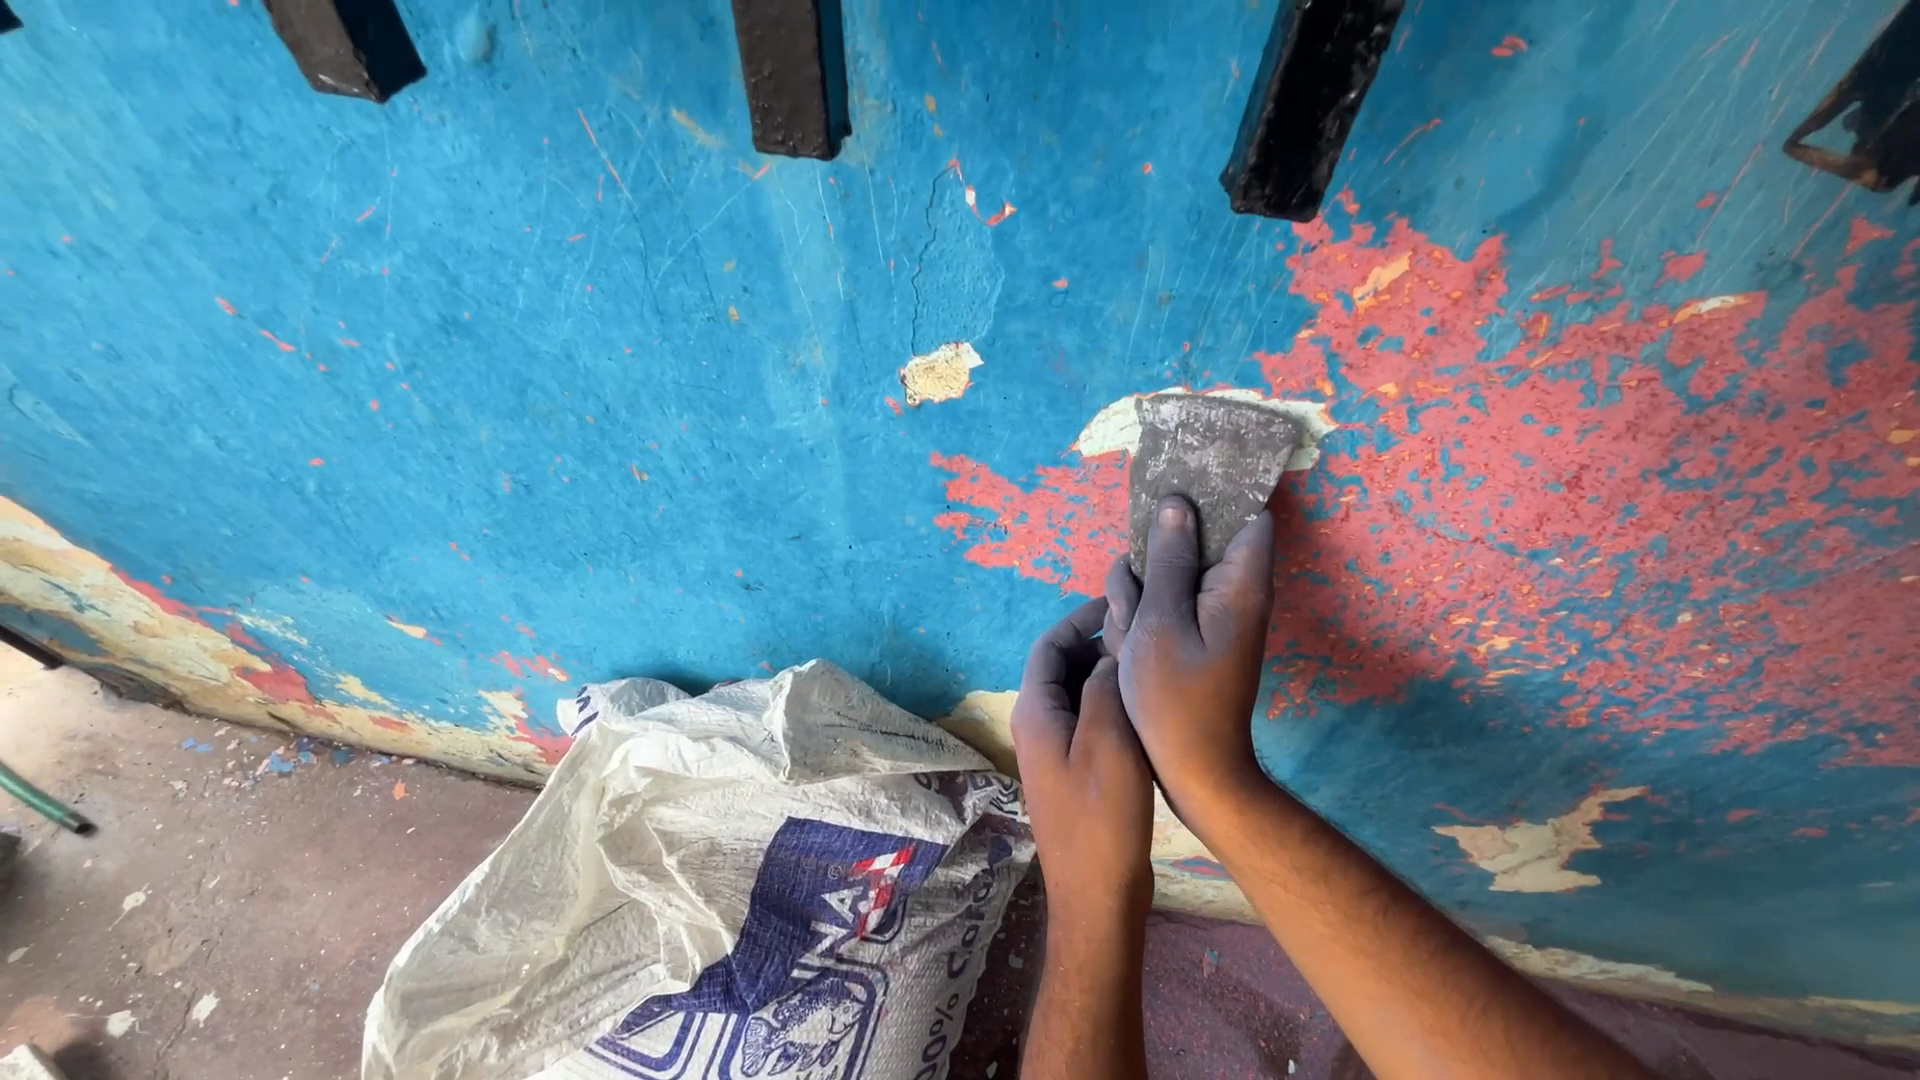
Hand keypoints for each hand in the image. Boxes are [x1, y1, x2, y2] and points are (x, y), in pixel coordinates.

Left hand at [1010, 598, 1155, 921]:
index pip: (1047, 646)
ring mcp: (1051, 751)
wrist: (1096, 890)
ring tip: (1145, 661)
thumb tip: (1104, 655)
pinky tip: (1139, 706)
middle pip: (1058, 667)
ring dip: (1102, 673)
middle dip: (1093, 643)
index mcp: (1034, 712)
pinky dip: (1106, 702)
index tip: (1115, 603)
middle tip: (1139, 632)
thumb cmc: (1103, 814)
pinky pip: (1084, 719)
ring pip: (1073, 693)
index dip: (1078, 619)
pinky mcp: (1070, 770)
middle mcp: (1035, 725)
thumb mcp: (1108, 739)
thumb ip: (1102, 687)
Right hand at [1104, 495, 1275, 814]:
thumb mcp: (1161, 621)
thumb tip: (1177, 502)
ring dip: (1142, 592)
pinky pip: (1168, 604)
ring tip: (1130, 630)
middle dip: (1156, 555)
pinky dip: (1145, 616)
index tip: (1172, 491)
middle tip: (1135, 595)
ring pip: (1171, 574)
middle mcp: (1235, 592)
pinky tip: (1130, 642)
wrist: (1193, 768)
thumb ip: (1168, 559)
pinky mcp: (1196, 634)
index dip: (1216, 496)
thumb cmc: (1176, 697)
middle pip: (1196, 542)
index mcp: (1241, 583)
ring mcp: (1215, 615)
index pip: (1248, 515)